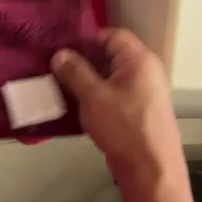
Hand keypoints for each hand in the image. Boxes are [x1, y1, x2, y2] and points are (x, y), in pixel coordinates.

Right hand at [49, 28, 182, 188]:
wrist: (149, 165)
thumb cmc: (123, 126)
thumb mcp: (93, 96)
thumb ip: (75, 72)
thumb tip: (60, 54)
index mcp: (138, 61)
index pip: (112, 35)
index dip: (86, 39)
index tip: (60, 50)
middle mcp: (143, 71)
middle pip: (110, 55)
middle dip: (81, 60)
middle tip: (53, 68)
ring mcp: (140, 92)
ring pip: (108, 76)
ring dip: (84, 80)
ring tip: (58, 86)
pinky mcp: (134, 110)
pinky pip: (110, 93)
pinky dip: (92, 95)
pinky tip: (73, 105)